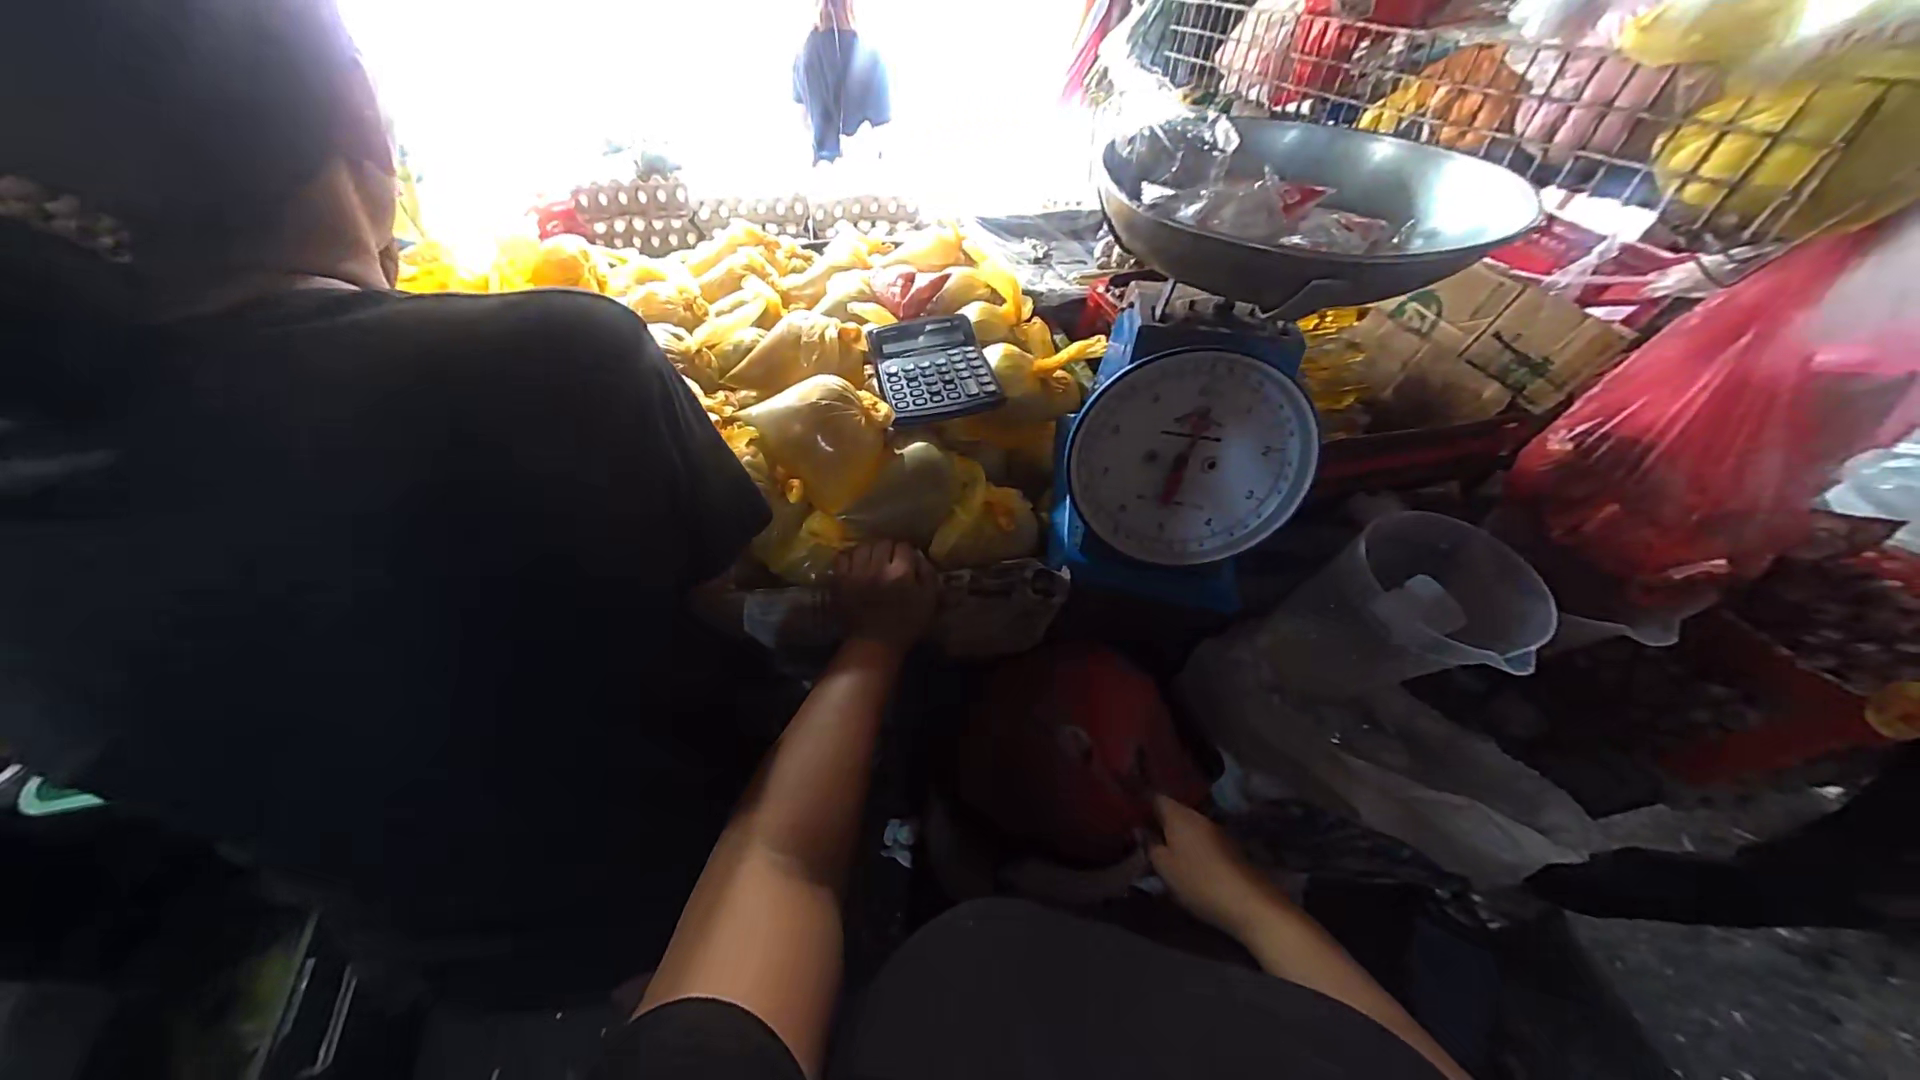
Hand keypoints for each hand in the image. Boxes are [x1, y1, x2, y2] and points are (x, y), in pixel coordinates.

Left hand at [833, 540, 937, 648]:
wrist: (874, 643)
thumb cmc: (905, 624)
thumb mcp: (929, 601)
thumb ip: (928, 574)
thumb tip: (918, 555)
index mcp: (901, 574)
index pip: (904, 546)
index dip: (906, 553)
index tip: (906, 563)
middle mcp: (878, 569)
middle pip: (883, 543)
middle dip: (889, 550)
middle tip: (890, 562)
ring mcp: (856, 573)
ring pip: (863, 547)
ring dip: (870, 552)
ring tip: (872, 562)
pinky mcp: (840, 580)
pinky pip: (843, 557)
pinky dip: (850, 558)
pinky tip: (857, 566)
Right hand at [1144, 795, 1280, 936]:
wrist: (1250, 904)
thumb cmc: (1199, 881)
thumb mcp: (1164, 867)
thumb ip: (1149, 845)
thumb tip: (1139, 829)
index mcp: (1178, 814)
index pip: (1154, 796)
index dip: (1139, 802)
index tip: (1126, 811)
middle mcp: (1197, 816)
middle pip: (1171, 810)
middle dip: (1155, 820)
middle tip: (1139, 835)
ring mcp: (1215, 831)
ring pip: (1186, 826)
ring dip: (1173, 835)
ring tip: (1159, 850)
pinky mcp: (1228, 848)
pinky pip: (1200, 839)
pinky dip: (1189, 845)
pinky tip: (1183, 861)